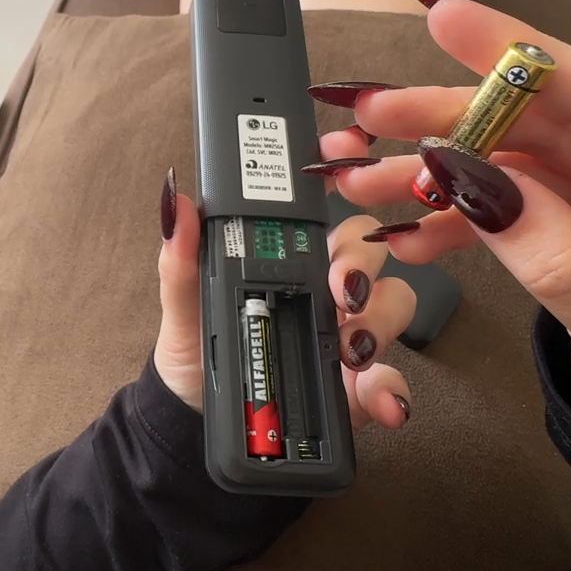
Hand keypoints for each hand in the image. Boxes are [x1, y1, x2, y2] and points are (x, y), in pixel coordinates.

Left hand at [154, 171, 413, 428]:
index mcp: (284, 256)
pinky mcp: (359, 384)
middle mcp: (323, 285)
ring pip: (393, 301)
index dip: (343, 171)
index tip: (345, 153)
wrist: (198, 417)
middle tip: (340, 287)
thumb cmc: (196, 346)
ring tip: (349, 346)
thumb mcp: (183, 303)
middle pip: (366, 246)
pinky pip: (393, 380)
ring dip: (381, 318)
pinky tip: (378, 399)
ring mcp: (346, 330)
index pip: (323, 203)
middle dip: (361, 259)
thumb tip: (177, 206)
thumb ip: (181, 259)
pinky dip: (393, 388)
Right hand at [329, 0, 570, 469]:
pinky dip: (459, 218)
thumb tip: (467, 180)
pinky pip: (515, 207)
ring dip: (440, 172)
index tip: (450, 17)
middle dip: (455, 119)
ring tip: (365, 178)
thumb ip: (557, 256)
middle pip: (553, 123)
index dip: (526, 56)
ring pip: (520, 161)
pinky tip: (409, 231)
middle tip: (373, 112)